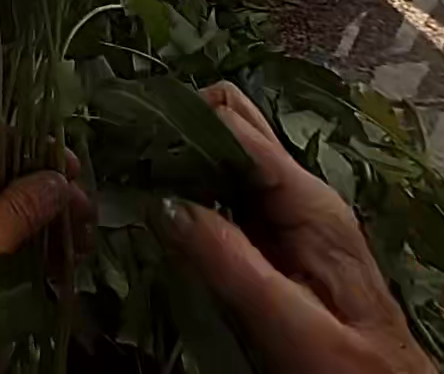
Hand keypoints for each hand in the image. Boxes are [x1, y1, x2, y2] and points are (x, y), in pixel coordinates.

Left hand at [0, 122, 86, 373]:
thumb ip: (20, 210)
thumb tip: (61, 179)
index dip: (37, 149)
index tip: (76, 172)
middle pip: (10, 169)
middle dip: (50, 191)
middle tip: (87, 215)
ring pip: (15, 202)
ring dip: (51, 220)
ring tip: (84, 242)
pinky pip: (11, 233)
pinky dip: (38, 243)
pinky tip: (66, 259)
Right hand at [166, 82, 433, 373]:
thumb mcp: (294, 327)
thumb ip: (232, 263)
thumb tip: (164, 204)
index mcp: (307, 198)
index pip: (234, 123)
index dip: (184, 126)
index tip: (137, 149)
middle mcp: (294, 188)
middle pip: (231, 117)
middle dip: (182, 126)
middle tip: (139, 158)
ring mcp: (282, 205)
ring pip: (223, 145)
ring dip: (182, 154)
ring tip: (141, 179)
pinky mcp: (268, 229)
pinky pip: (221, 182)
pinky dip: (190, 182)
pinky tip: (164, 205)